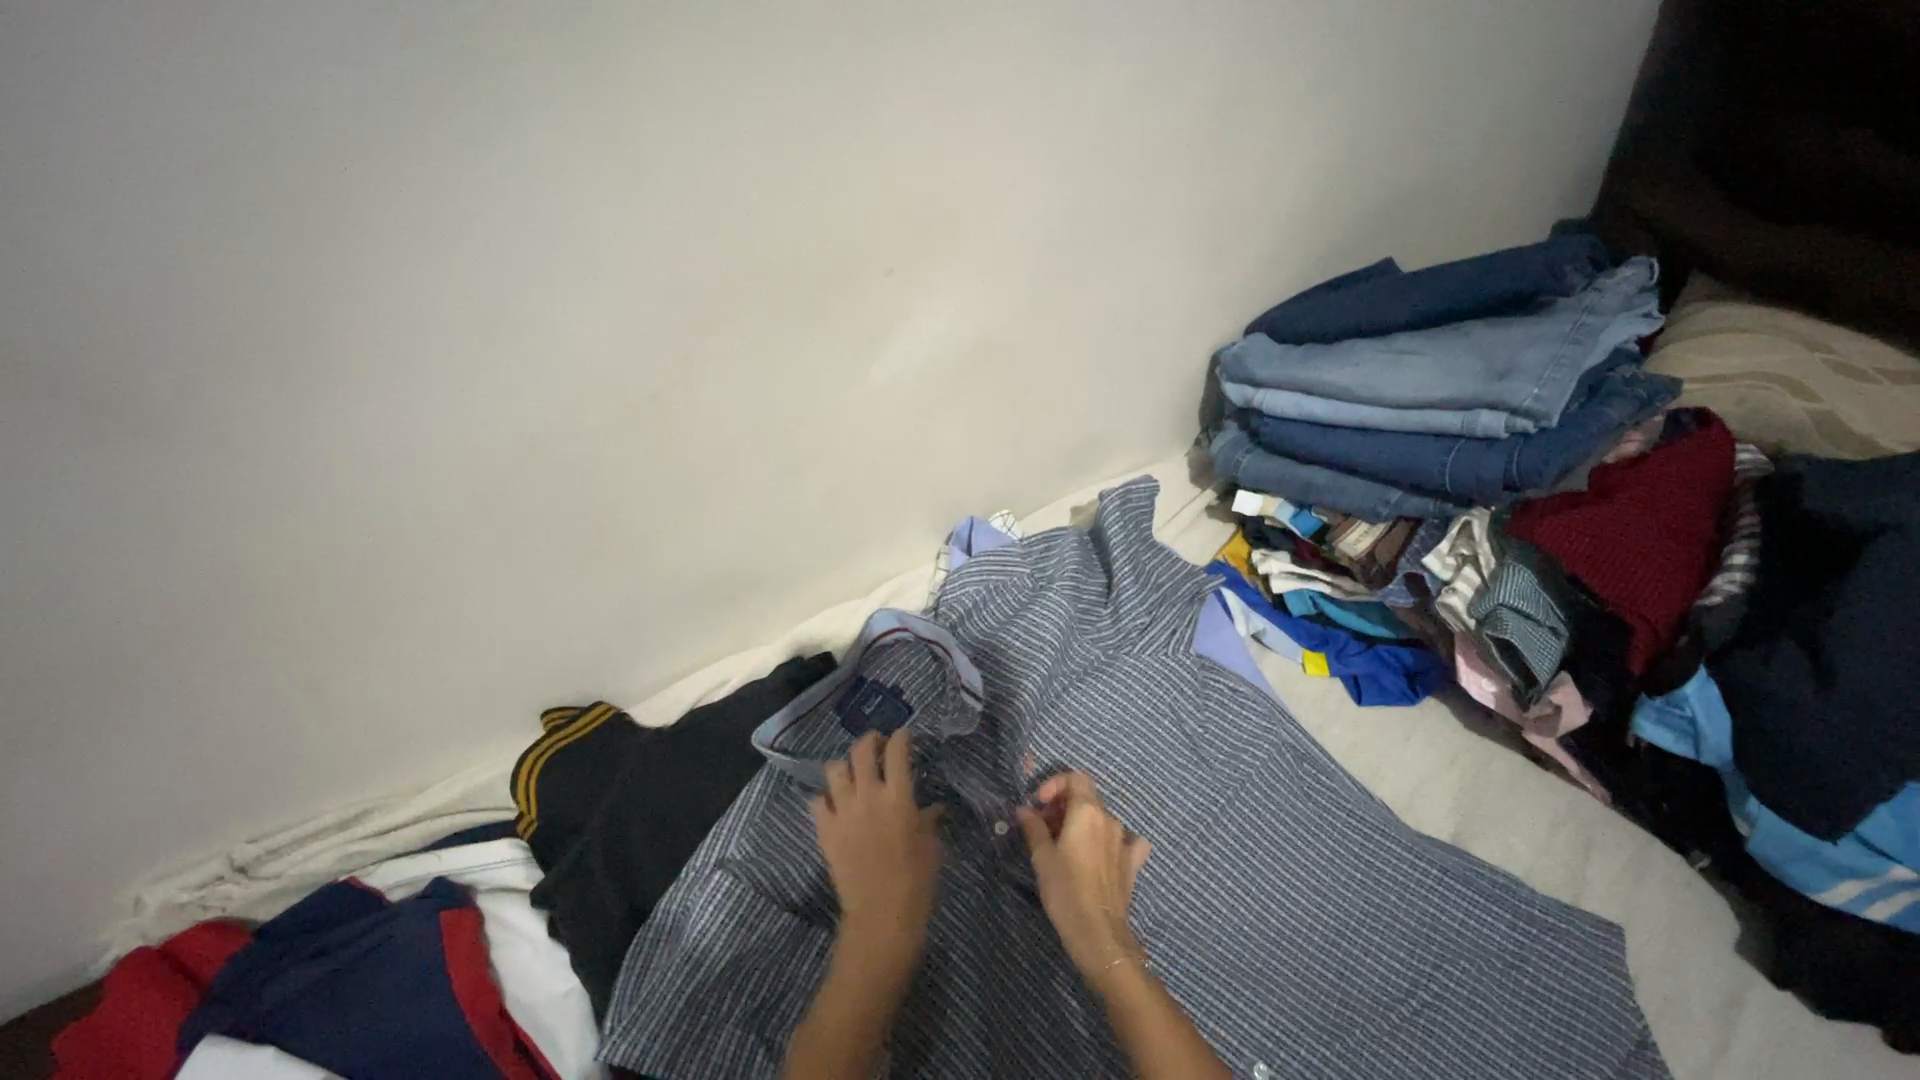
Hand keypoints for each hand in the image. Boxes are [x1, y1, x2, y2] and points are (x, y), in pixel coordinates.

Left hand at [810, 730, 945, 958]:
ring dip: (845, 766)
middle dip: (870, 741)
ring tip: (852, 772)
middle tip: (876, 744)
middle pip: (861, 751)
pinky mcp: (825, 830)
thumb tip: (933, 808)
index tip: (903, 735)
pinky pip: (817, 802)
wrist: (881, 915)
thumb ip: (928, 821)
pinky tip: (833, 803)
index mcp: (898, 796)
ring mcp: (843, 812)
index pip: (897, 751)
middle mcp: (868, 796)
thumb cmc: (916, 880)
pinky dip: (825, 798)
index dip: (900, 737)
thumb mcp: (931, 846)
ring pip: (834, 770)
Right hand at [1015, 771, 1152, 982]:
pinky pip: (1125, 840)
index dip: (1055, 784)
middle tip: (1043, 826)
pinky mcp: (1132, 862)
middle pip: (1087, 797)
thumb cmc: (1065, 890)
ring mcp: (1125, 840)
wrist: (1098, 931)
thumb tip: (1025, 811)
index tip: (1038, 804)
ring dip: (1081, 823)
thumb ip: (1033, 827)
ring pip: (1102, 819)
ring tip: (1063, 844)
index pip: (1075, 778)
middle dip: (1063, 805)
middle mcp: (1110, 819)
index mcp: (1088, 811)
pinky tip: (1102, 854)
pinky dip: (1111, 840)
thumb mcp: (1042, 857)